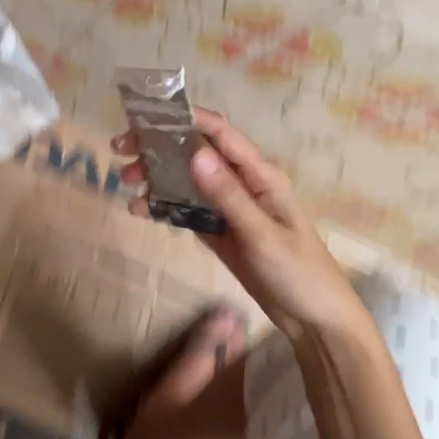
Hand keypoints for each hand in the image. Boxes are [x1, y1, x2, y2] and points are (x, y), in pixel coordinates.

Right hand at [115, 110, 368, 336]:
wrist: (316, 322)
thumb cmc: (299, 273)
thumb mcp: (263, 234)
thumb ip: (228, 195)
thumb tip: (194, 153)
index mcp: (259, 175)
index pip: (220, 133)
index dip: (186, 118)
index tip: (147, 115)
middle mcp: (242, 183)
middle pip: (195, 152)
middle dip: (159, 146)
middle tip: (121, 149)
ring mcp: (228, 207)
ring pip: (186, 179)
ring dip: (156, 175)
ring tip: (125, 180)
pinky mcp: (219, 231)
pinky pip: (186, 209)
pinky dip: (163, 205)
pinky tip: (140, 210)